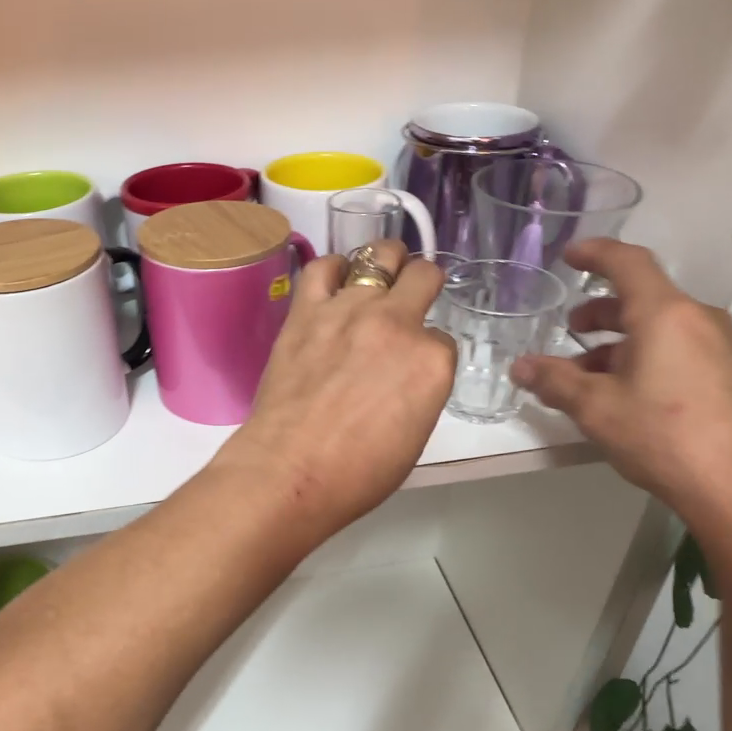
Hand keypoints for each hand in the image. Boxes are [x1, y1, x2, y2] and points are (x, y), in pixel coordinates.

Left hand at [210, 240, 454, 536]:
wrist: (290, 472)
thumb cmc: (356, 474)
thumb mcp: (413, 438)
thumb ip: (418, 392)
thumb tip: (402, 377)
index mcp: (433, 362)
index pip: (441, 340)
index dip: (428, 353)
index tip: (411, 367)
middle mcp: (397, 324)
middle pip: (423, 277)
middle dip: (422, 285)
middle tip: (410, 300)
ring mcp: (350, 310)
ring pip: (380, 256)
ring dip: (385, 264)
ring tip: (378, 277)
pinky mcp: (306, 311)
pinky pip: (323, 267)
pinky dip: (334, 268)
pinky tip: (335, 281)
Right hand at [511, 239, 731, 534]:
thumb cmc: (663, 437)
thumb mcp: (597, 410)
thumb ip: (556, 382)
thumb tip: (521, 367)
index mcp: (665, 315)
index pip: (628, 264)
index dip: (595, 254)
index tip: (570, 255)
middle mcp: (700, 320)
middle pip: (644, 300)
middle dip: (601, 313)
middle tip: (571, 331)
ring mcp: (723, 348)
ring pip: (662, 330)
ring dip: (622, 343)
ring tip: (591, 376)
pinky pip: (682, 351)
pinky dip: (648, 359)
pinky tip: (630, 395)